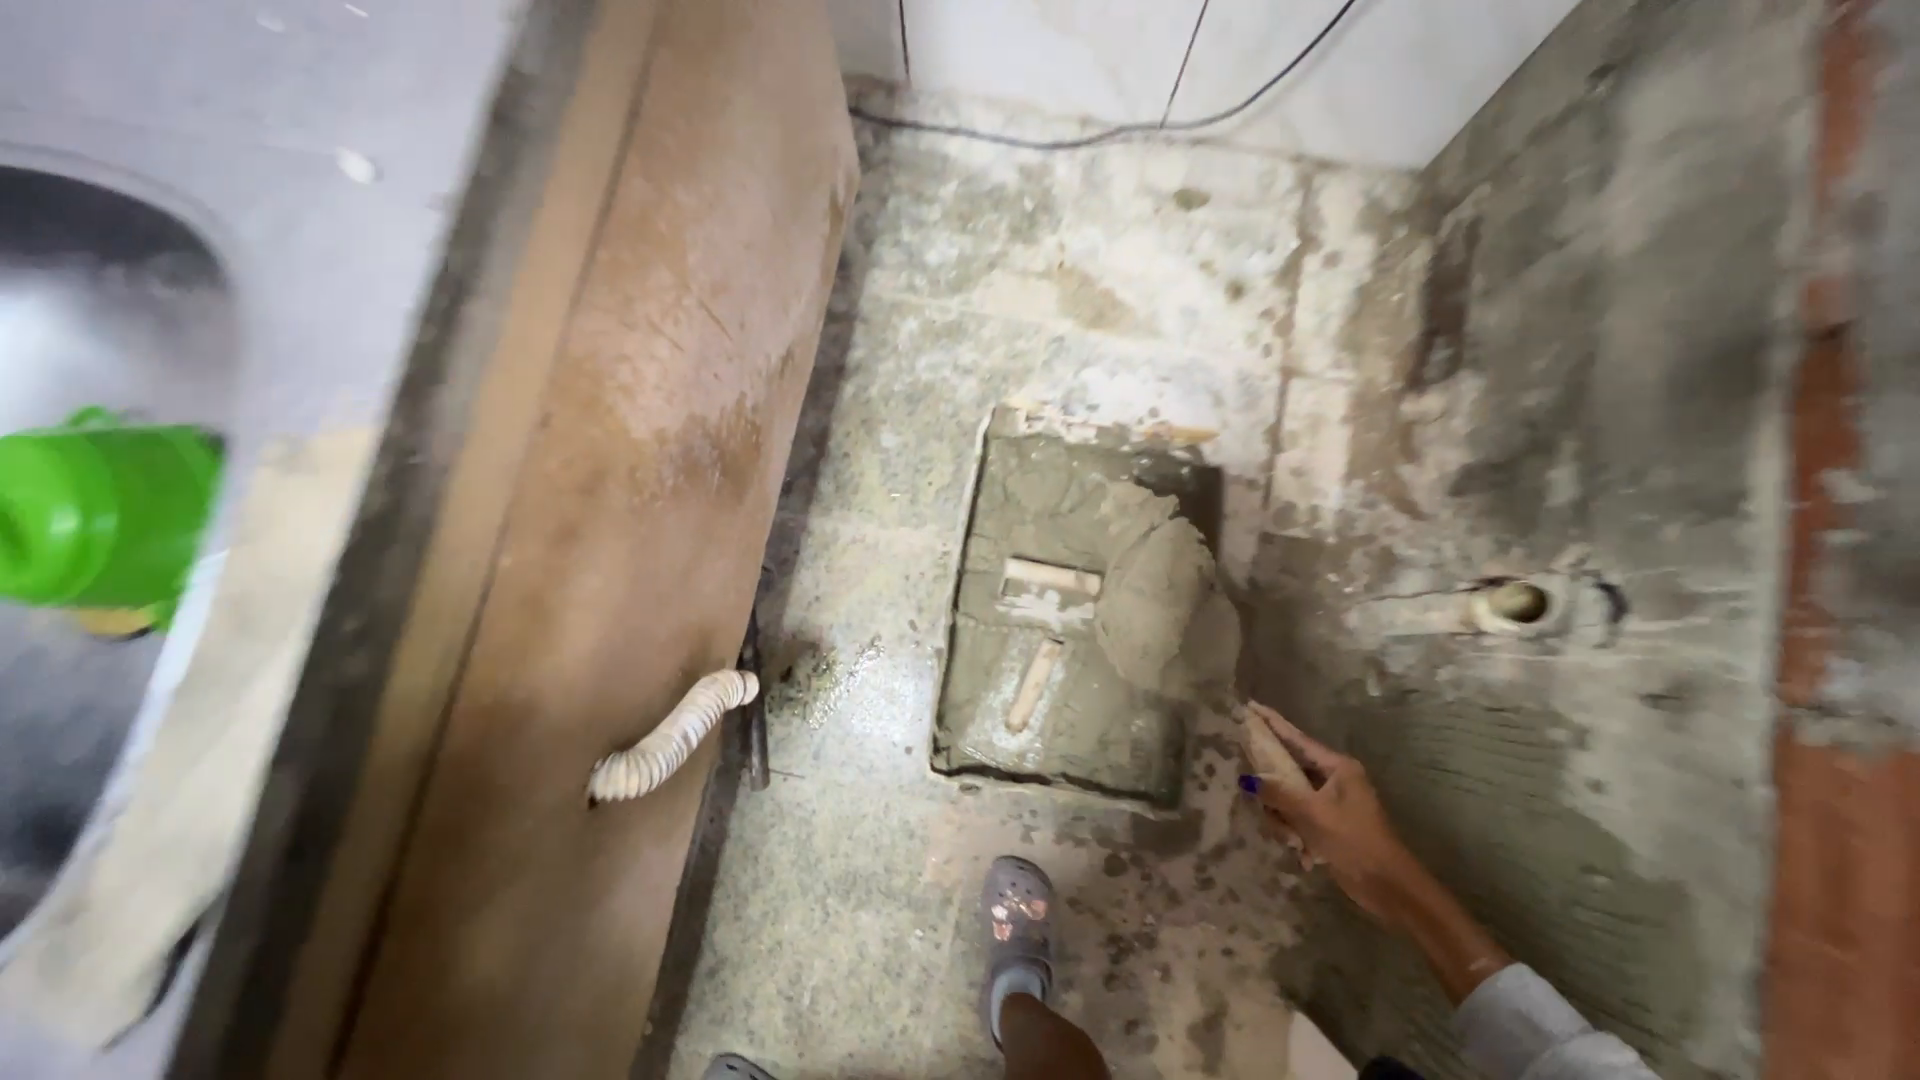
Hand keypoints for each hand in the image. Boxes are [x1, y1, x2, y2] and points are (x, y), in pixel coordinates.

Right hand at [1238, 702, 1423, 928]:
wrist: (1388, 886)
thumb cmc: (1354, 841)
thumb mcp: (1313, 814)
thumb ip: (1278, 794)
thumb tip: (1248, 779)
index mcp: (1337, 768)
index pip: (1297, 738)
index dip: (1272, 722)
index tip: (1250, 706)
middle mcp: (1333, 780)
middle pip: (1286, 773)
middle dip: (1274, 795)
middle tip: (1265, 806)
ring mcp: (1329, 803)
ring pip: (1287, 800)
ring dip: (1284, 821)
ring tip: (1295, 841)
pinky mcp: (1327, 825)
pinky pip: (1295, 819)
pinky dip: (1295, 835)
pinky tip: (1304, 854)